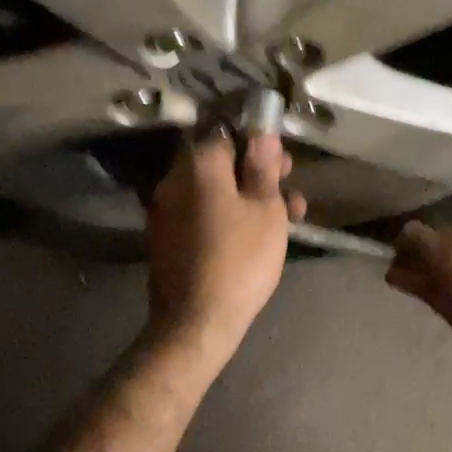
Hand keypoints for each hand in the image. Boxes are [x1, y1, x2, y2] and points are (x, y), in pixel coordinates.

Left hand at [145, 128, 307, 353]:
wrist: (196, 321)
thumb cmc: (239, 260)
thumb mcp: (266, 210)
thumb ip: (263, 167)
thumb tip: (262, 132)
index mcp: (198, 164)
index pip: (225, 130)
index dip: (256, 139)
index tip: (282, 159)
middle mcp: (173, 179)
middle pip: (217, 161)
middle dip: (253, 170)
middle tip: (287, 186)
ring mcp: (164, 210)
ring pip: (211, 190)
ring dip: (245, 196)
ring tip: (286, 216)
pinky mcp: (165, 238)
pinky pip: (199, 214)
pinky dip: (225, 216)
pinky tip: (253, 235)